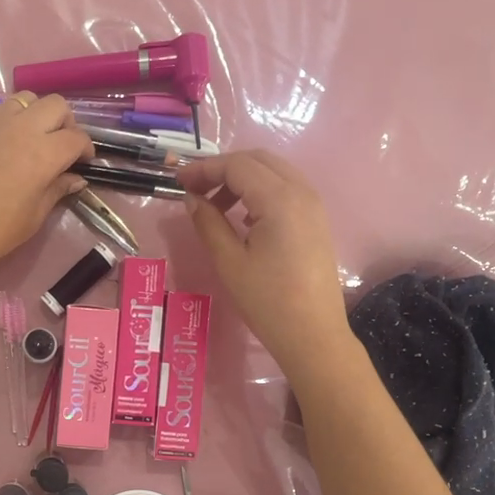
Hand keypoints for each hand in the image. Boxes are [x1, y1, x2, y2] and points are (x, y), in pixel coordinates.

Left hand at [0, 92, 93, 278]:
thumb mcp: (35, 215)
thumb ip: (57, 189)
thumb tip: (75, 178)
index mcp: (43, 153)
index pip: (76, 138)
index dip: (85, 149)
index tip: (83, 163)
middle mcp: (23, 128)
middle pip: (57, 105)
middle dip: (66, 123)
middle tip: (62, 146)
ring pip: (28, 99)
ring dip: (38, 114)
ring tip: (35, 138)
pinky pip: (2, 108)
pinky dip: (13, 116)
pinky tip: (9, 140)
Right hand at [180, 150, 349, 367]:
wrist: (312, 334)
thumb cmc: (267, 301)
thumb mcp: (229, 262)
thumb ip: (208, 223)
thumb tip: (192, 199)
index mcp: (279, 199)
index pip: (237, 165)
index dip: (204, 169)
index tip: (178, 183)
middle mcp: (301, 191)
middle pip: (257, 160)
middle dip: (223, 169)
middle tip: (193, 190)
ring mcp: (313, 204)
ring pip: (273, 172)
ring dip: (241, 179)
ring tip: (215, 205)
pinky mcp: (316, 219)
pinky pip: (285, 188)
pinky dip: (259, 191)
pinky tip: (242, 217)